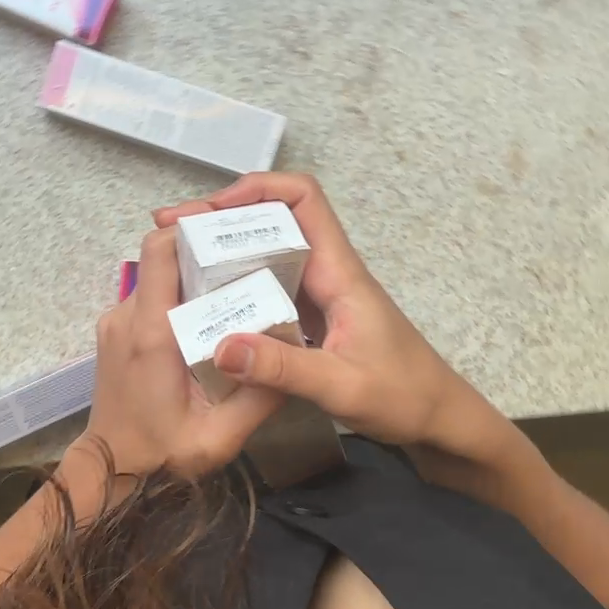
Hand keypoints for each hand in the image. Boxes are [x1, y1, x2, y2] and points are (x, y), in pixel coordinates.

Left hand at [80, 226, 286, 477]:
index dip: (194, 231)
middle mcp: (127, 316)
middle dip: (204, 254)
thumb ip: (259, 397)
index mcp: (151, 332)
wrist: (109, 474)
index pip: (160, 251)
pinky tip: (207, 320)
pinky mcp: (114, 332)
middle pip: (163, 259)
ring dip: (192, 279)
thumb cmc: (161, 456)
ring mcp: (115, 322)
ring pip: (158, 279)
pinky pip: (149, 299)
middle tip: (248, 264)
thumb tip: (294, 353)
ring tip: (235, 292)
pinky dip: (177, 299)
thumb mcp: (220, 437)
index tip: (232, 233)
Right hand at [154, 173, 477, 446]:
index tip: (209, 210)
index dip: (257, 189)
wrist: (439, 420)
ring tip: (175, 262)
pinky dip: (234, 285)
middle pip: (274, 220)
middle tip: (169, 232)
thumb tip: (219, 346)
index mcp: (338, 271)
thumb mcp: (341, 387)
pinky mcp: (311, 318)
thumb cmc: (404, 396)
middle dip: (222, 218)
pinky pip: (267, 287)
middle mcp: (326, 272)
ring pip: (267, 252)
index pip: (304, 199)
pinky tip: (205, 305)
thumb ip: (282, 368)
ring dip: (223, 250)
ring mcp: (318, 295)